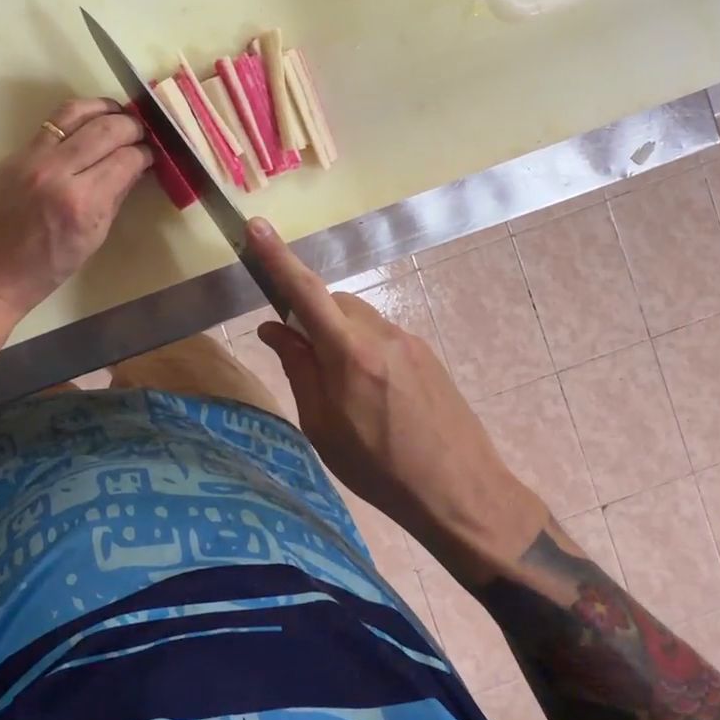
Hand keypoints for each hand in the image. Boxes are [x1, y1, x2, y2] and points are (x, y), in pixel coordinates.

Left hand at [0, 98, 152, 316]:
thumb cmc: (46, 268)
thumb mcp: (92, 238)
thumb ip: (115, 196)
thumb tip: (136, 165)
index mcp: (81, 202)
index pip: (125, 159)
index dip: (145, 153)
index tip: (151, 155)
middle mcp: (57, 172)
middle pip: (106, 128)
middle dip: (132, 126)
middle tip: (141, 133)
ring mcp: (31, 158)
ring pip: (75, 112)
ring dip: (104, 109)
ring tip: (118, 115)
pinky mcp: (14, 154)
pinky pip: (51, 123)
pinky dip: (76, 118)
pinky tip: (88, 124)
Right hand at [246, 219, 548, 582]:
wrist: (463, 494)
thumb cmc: (378, 468)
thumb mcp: (321, 425)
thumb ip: (297, 368)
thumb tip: (273, 328)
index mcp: (348, 353)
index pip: (304, 291)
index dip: (277, 257)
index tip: (256, 226)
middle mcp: (381, 335)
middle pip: (331, 302)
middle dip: (307, 313)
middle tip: (296, 354)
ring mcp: (409, 342)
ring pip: (356, 318)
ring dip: (334, 333)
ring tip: (337, 386)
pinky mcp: (426, 355)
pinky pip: (379, 336)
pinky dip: (359, 347)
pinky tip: (368, 393)